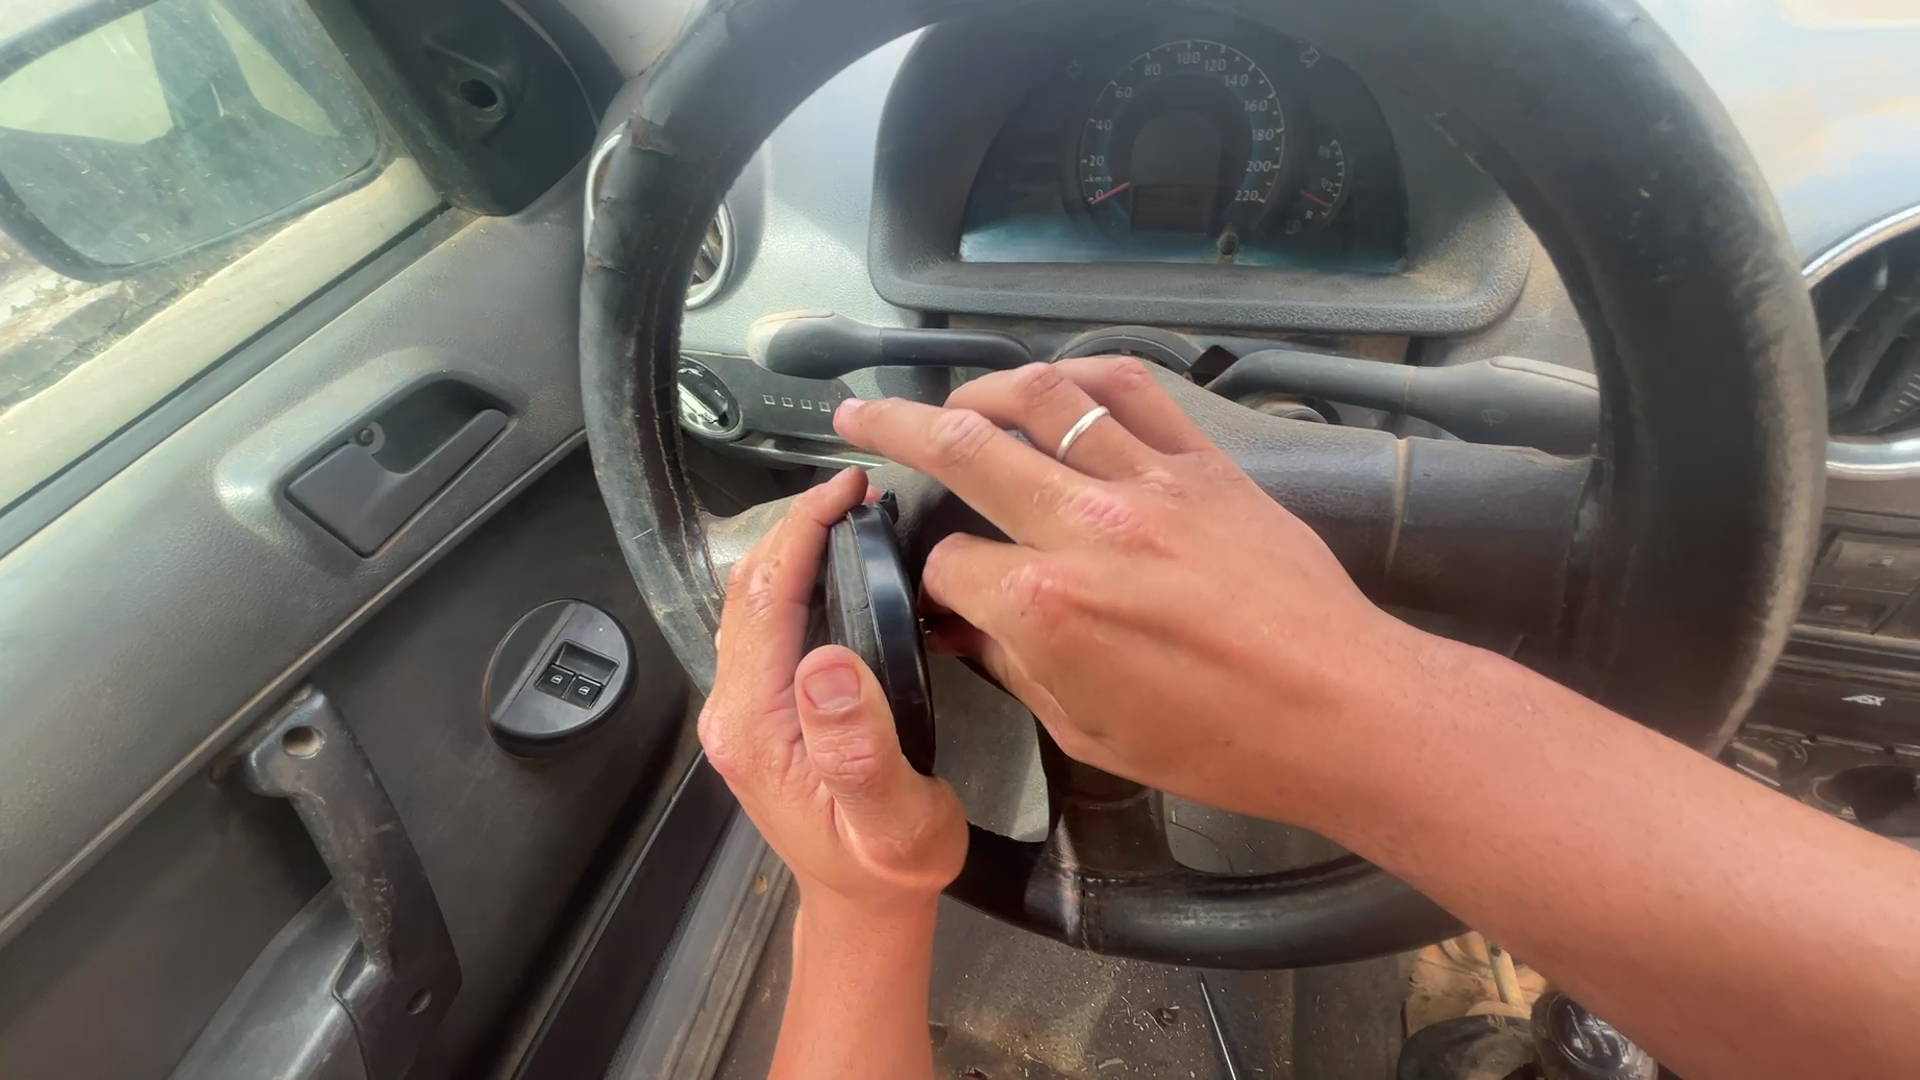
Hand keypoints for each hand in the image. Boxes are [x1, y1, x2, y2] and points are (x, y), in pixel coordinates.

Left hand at [699, 467, 967, 917]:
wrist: (864, 902)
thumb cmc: (889, 866)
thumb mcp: (893, 820)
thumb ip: (857, 747)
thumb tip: (827, 661)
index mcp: (757, 725)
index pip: (767, 598)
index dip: (803, 531)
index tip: (848, 489)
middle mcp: (734, 709)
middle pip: (748, 590)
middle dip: (794, 526)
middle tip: (852, 491)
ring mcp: (741, 708)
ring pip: (751, 602)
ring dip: (790, 547)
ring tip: (843, 516)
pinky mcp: (759, 709)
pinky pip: (765, 624)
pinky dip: (793, 579)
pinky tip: (828, 567)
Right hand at [832, 358, 1455, 827]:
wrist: (1340, 710)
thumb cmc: (1212, 743)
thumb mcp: (1086, 731)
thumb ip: (1010, 665)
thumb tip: (963, 624)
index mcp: (1044, 605)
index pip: (950, 564)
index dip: (934, 580)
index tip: (947, 592)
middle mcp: (1082, 525)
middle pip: (963, 447)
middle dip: (893, 425)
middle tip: (858, 412)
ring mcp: (1146, 482)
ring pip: (1043, 398)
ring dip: (980, 388)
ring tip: (955, 397)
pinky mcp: (1203, 464)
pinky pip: (1134, 391)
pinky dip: (1083, 376)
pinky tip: (1058, 387)